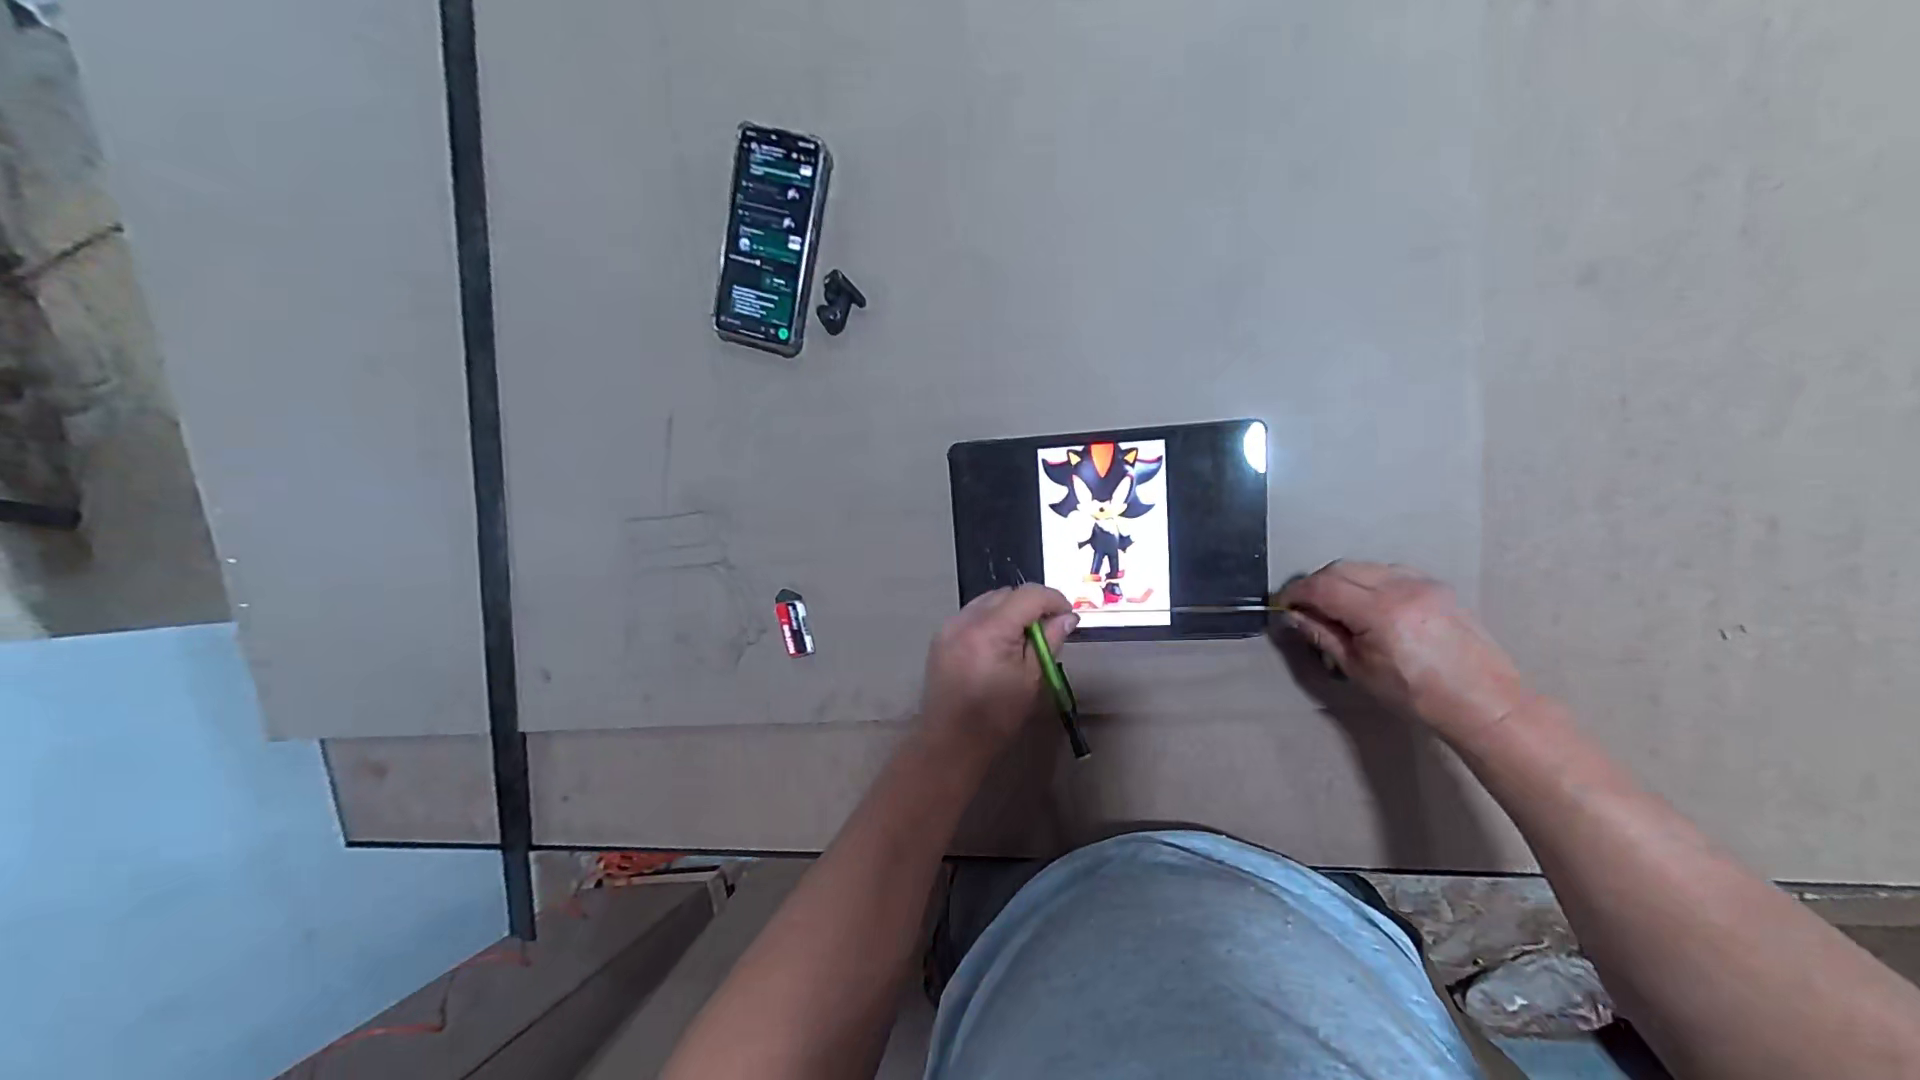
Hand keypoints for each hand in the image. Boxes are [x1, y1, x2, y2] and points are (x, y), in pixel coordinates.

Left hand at [920, 585, 1077, 755]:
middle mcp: (965, 619)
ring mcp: (949, 626)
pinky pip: (972, 614)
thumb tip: (1068, 617)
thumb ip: (1050, 640)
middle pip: (1007, 594)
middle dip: (1032, 604)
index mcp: (989, 630)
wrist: (950, 742)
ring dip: (1011, 610)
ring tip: (1024, 638)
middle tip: (1049, 630)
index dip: (1053, 599)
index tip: (1068, 616)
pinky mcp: (941, 636)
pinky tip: (1000, 644)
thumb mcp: (1032, 679)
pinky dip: (991, 619)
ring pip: (988, 600)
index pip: (1028, 595)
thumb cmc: (997, 717)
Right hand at [1278, 562, 1536, 741]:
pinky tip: (1368, 605)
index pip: (1322, 586)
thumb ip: (1323, 635)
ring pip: (1364, 567)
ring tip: (1335, 608)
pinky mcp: (1437, 586)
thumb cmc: (1417, 695)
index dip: (1296, 592)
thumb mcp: (1358, 669)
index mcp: (1380, 612)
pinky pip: (1389, 572)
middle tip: (1304, 607)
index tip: (1283, 604)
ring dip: (1341, 581)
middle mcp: (1402, 587)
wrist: (1484, 702)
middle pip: (1341, 568)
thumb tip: (1293, 616)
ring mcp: (1423, 583)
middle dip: (1315, 584)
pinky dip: (1368, 581)